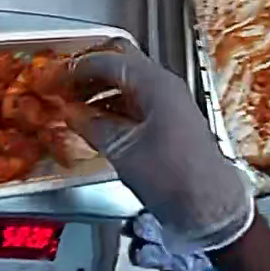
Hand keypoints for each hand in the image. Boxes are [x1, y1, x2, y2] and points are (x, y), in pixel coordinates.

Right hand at [56, 48, 253, 251]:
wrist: (213, 209)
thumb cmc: (172, 177)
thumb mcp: (123, 151)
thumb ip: (93, 126)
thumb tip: (69, 112)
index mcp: (155, 84)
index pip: (109, 60)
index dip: (78, 67)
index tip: (56, 77)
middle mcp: (164, 85)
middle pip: (121, 62)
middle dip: (90, 70)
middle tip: (64, 85)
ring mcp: (169, 101)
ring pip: (128, 80)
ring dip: (100, 88)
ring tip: (73, 104)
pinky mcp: (169, 119)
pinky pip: (136, 99)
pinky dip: (113, 104)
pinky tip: (95, 120)